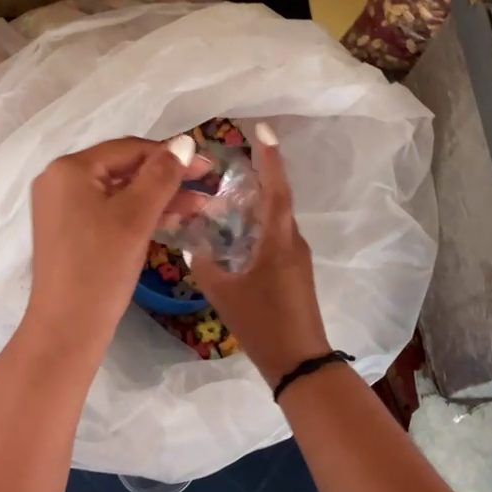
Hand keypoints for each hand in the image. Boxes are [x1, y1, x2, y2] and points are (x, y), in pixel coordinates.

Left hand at [22, 137, 197, 349]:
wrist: (67, 328)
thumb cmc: (101, 266)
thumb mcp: (136, 217)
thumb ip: (162, 176)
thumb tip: (185, 142)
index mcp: (69, 169)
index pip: (128, 149)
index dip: (170, 154)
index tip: (207, 165)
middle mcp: (59, 181)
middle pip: (123, 168)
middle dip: (166, 178)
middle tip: (206, 185)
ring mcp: (62, 208)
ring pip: (119, 192)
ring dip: (158, 198)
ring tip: (199, 207)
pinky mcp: (70, 232)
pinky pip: (109, 211)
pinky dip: (139, 214)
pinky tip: (172, 220)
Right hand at [188, 125, 333, 386]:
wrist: (299, 363)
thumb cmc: (262, 323)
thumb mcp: (224, 293)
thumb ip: (206, 264)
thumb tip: (192, 244)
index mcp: (278, 239)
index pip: (276, 188)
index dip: (269, 158)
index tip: (263, 129)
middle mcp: (292, 241)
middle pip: (275, 200)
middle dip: (257, 176)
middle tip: (229, 160)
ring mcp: (296, 258)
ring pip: (274, 220)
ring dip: (254, 204)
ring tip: (224, 195)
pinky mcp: (294, 273)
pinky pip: (274, 238)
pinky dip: (256, 227)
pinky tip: (235, 234)